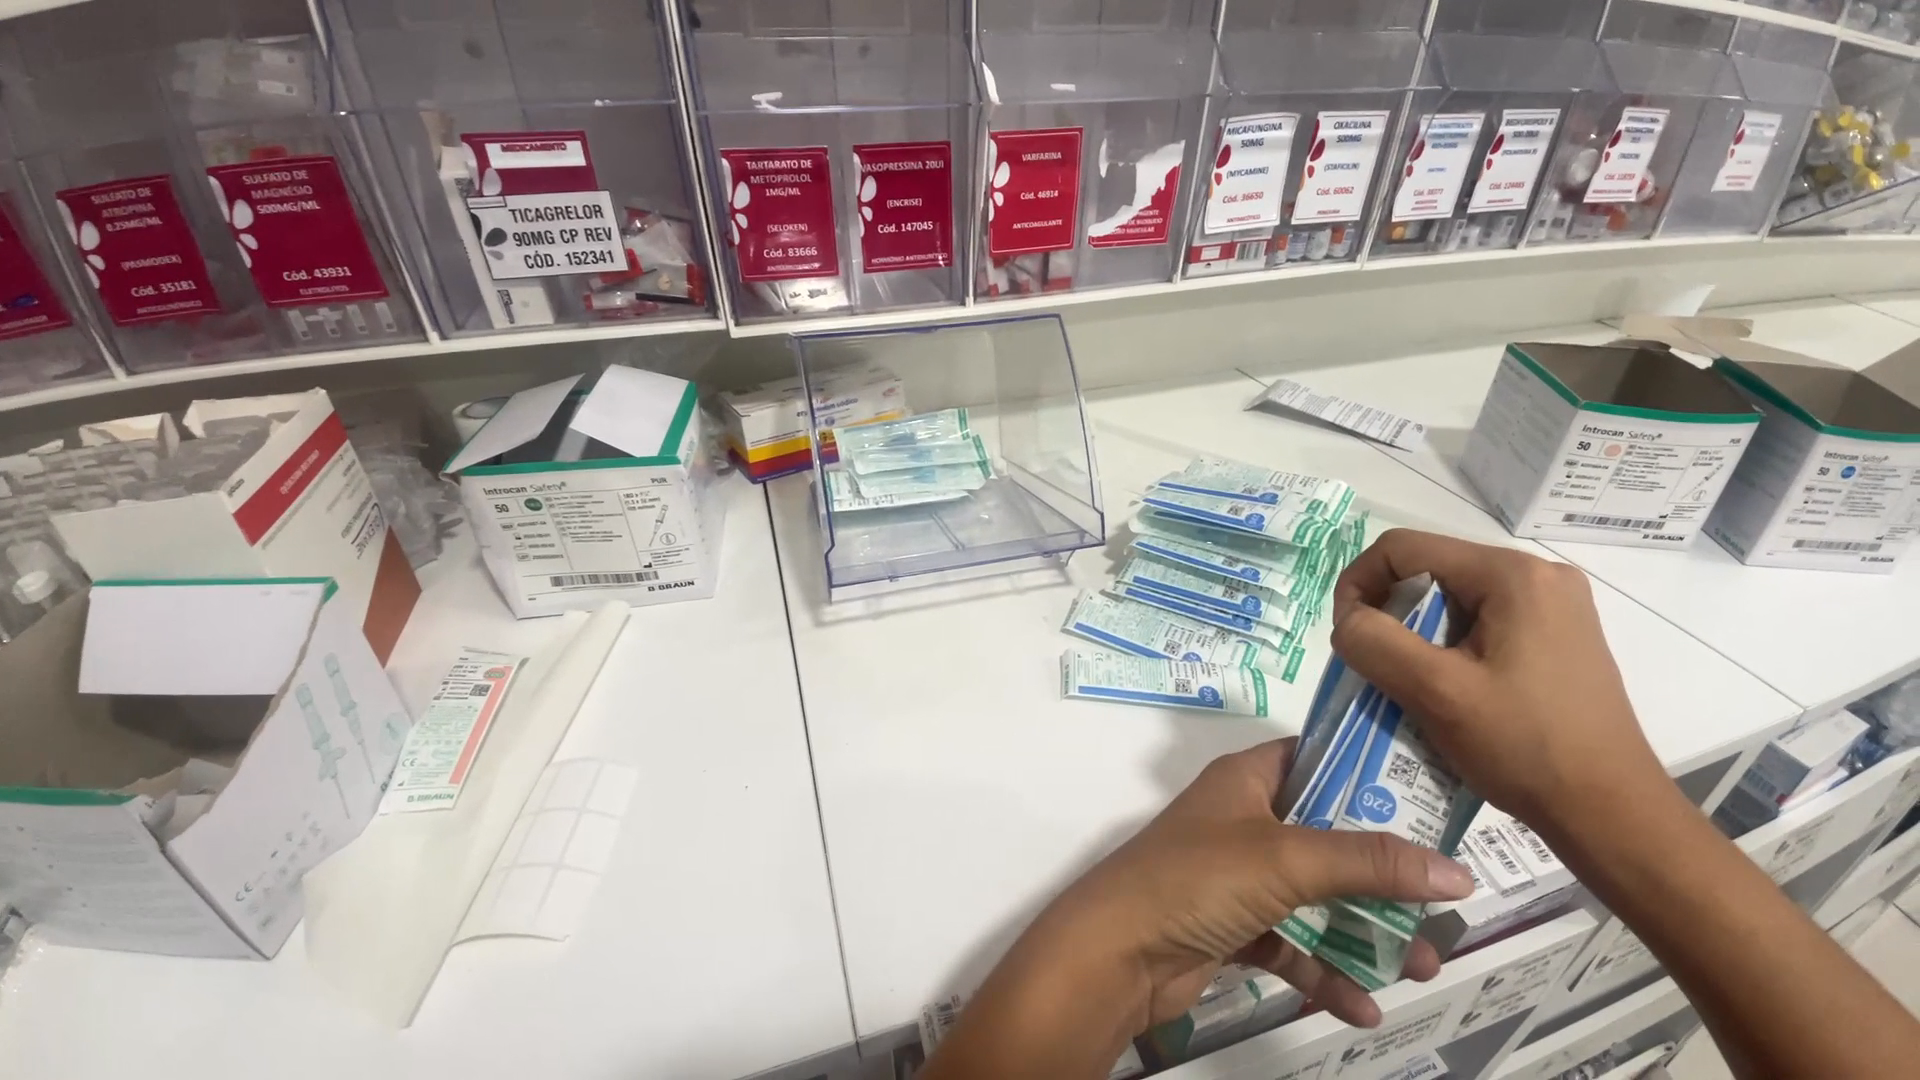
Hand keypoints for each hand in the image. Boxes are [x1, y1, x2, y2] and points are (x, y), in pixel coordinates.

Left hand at [1022, 739, 1474, 1032]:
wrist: (1117, 951)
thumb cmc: (1198, 878)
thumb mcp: (1286, 858)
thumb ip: (1368, 862)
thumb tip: (1457, 871)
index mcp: (1246, 780)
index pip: (1315, 758)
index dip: (1370, 771)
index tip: (1433, 794)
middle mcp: (1243, 820)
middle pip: (1327, 835)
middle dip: (1384, 870)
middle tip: (1444, 898)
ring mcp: (1236, 876)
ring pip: (1315, 895)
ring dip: (1365, 928)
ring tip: (1421, 964)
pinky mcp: (1231, 927)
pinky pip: (1291, 944)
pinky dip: (1324, 971)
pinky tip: (1362, 1006)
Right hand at [1329, 529, 1667, 828]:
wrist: (1610, 813)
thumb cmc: (1524, 747)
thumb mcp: (1434, 691)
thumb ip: (1373, 642)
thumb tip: (1346, 620)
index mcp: (1511, 575)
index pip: (1403, 548)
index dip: (1358, 582)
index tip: (1346, 634)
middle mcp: (1538, 575)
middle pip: (1428, 571)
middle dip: (1389, 613)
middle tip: (1376, 664)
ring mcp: (1553, 606)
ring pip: (1450, 600)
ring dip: (1415, 635)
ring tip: (1408, 682)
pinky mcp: (1557, 636)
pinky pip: (1479, 622)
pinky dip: (1446, 647)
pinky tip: (1446, 690)